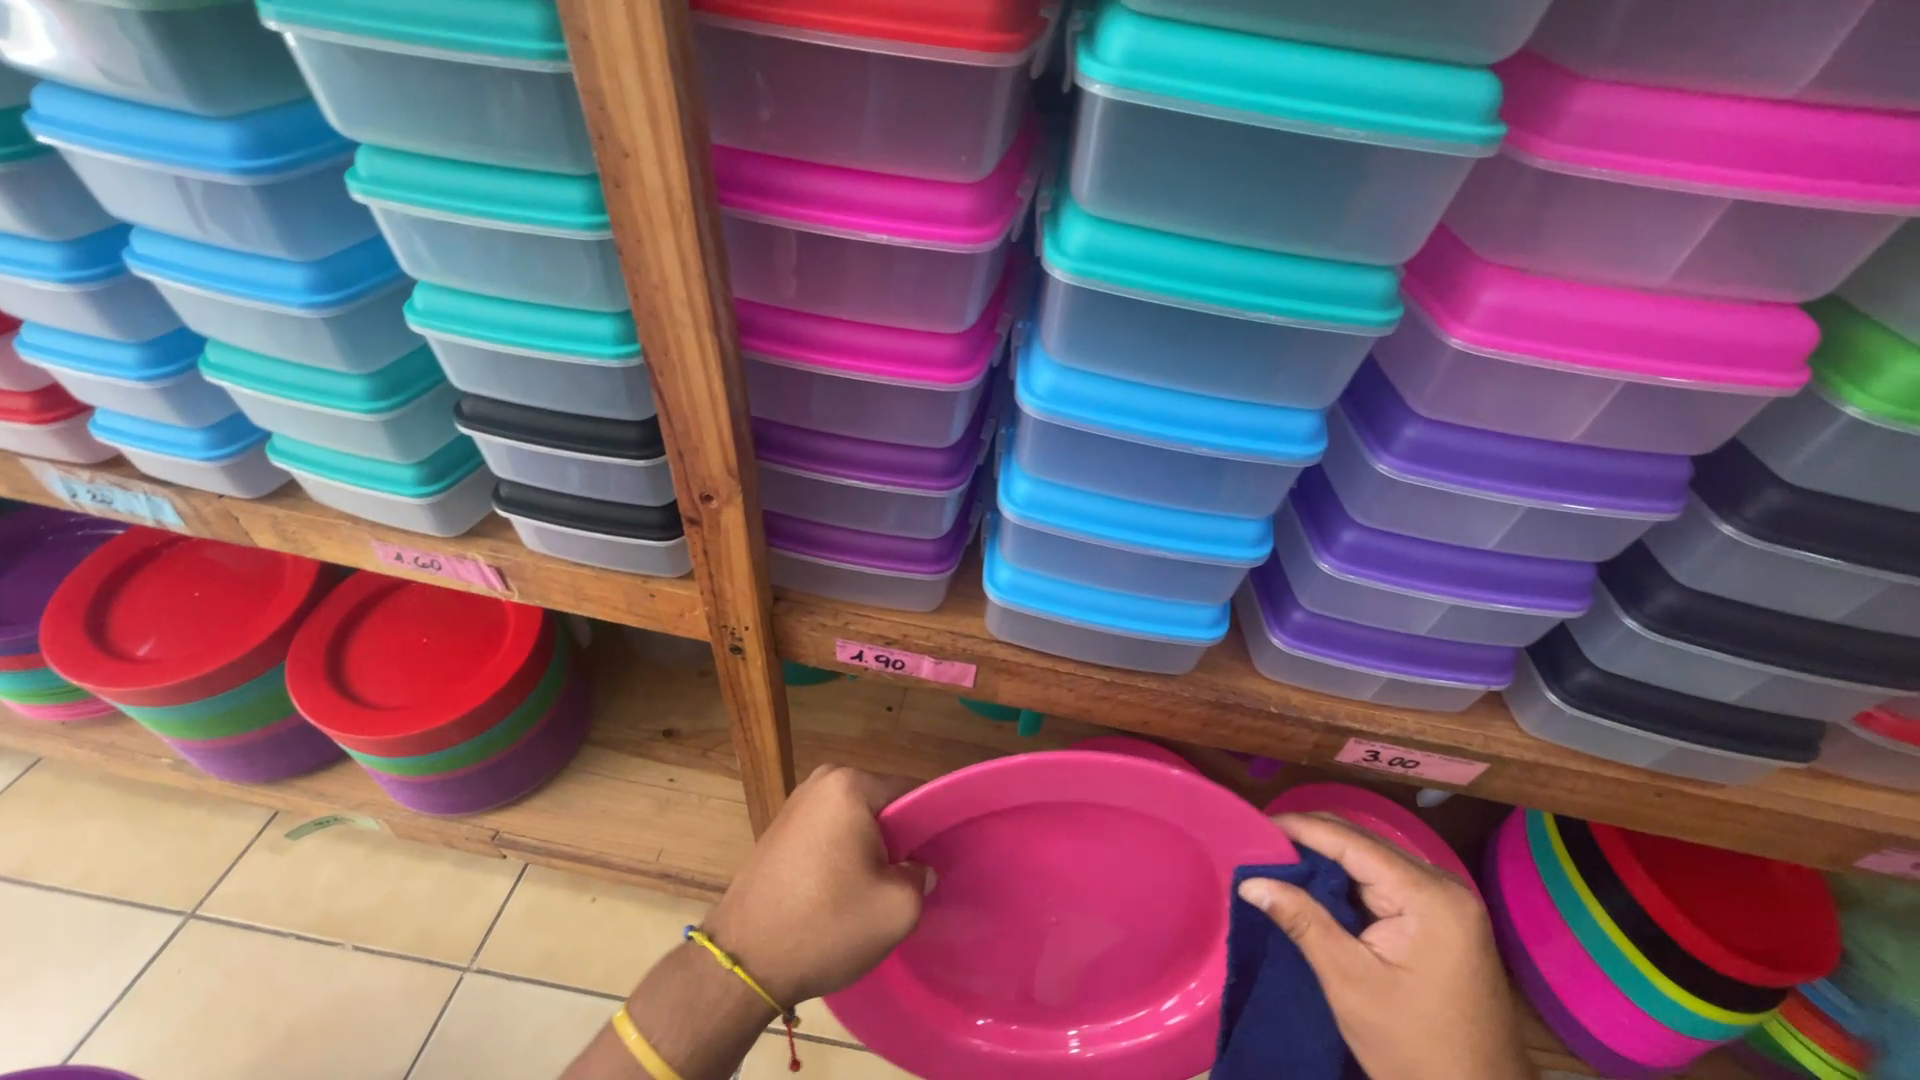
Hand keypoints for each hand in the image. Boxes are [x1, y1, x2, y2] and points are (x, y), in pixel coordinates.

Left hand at [702, 764, 929, 1005]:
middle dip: (897, 839)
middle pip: (881, 805)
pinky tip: (839, 892)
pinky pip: (828, 834)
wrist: (744, 961)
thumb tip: (916, 869)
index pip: (911, 793)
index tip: (933, 862)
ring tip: (870, 891)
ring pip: (854, 821)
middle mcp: (820, 782)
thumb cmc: (825, 925)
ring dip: (867, 850)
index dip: (929, 827)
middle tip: (903, 881)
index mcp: (850, 785)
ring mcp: (794, 805)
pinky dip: (840, 857)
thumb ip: (922, 877)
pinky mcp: (778, 831)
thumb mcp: (898, 908)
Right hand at [1238, 813, 1533, 1079]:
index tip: (1255, 824)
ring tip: (1278, 859)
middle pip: (1366, 844)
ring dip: (1328, 858)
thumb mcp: (1349, 981)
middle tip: (1260, 843)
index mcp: (1428, 896)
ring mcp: (1448, 903)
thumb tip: (1251, 881)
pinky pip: (1387, 883)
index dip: (1301, 828)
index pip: (1352, 842)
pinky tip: (1315, 884)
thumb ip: (1302, 920)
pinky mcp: (1444, 921)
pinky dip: (1348, 880)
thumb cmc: (1412, 1046)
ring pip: (1374, 861)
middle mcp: (1444, 886)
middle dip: (1312, 840)